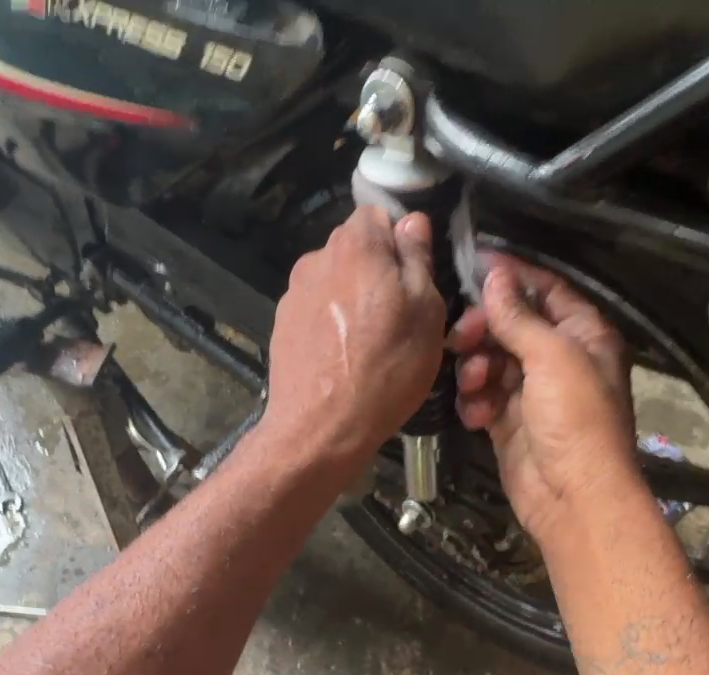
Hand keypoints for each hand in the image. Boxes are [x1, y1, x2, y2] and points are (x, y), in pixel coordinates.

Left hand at [262, 207, 445, 477]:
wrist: (320, 428)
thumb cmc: (385, 369)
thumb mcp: (426, 313)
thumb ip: (418, 260)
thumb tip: (413, 222)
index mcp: (356, 244)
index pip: (379, 214)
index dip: (401, 244)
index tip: (415, 281)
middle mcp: (317, 257)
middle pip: (356, 249)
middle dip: (378, 273)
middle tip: (400, 318)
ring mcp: (294, 293)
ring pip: (336, 281)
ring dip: (354, 301)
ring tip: (370, 345)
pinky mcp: (282, 325)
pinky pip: (318, 311)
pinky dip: (333, 326)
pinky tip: (344, 359)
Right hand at [453, 255, 637, 538]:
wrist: (573, 497)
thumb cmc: (575, 420)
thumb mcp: (552, 357)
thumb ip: (519, 315)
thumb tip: (495, 275)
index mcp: (584, 334)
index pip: (546, 290)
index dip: (512, 276)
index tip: (473, 265)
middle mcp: (560, 358)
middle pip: (511, 325)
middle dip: (483, 330)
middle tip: (460, 338)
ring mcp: (533, 392)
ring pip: (492, 361)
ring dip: (476, 369)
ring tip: (474, 385)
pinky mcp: (510, 422)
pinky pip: (483, 397)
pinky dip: (475, 402)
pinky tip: (476, 416)